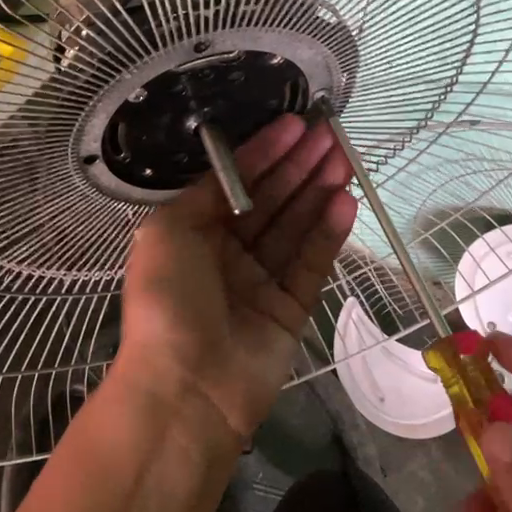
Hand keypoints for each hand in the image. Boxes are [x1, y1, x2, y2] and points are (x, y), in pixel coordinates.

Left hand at [116, 115, 357, 443]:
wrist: (186, 386)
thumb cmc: (167, 299)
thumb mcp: (166, 231)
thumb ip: (203, 194)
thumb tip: (232, 168)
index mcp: (190, 234)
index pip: (233, 184)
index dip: (262, 153)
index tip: (293, 125)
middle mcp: (224, 254)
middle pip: (267, 202)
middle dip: (297, 167)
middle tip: (329, 135)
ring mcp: (258, 283)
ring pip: (293, 228)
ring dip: (317, 192)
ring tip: (344, 158)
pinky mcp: (289, 310)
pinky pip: (311, 264)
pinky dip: (328, 233)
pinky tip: (345, 201)